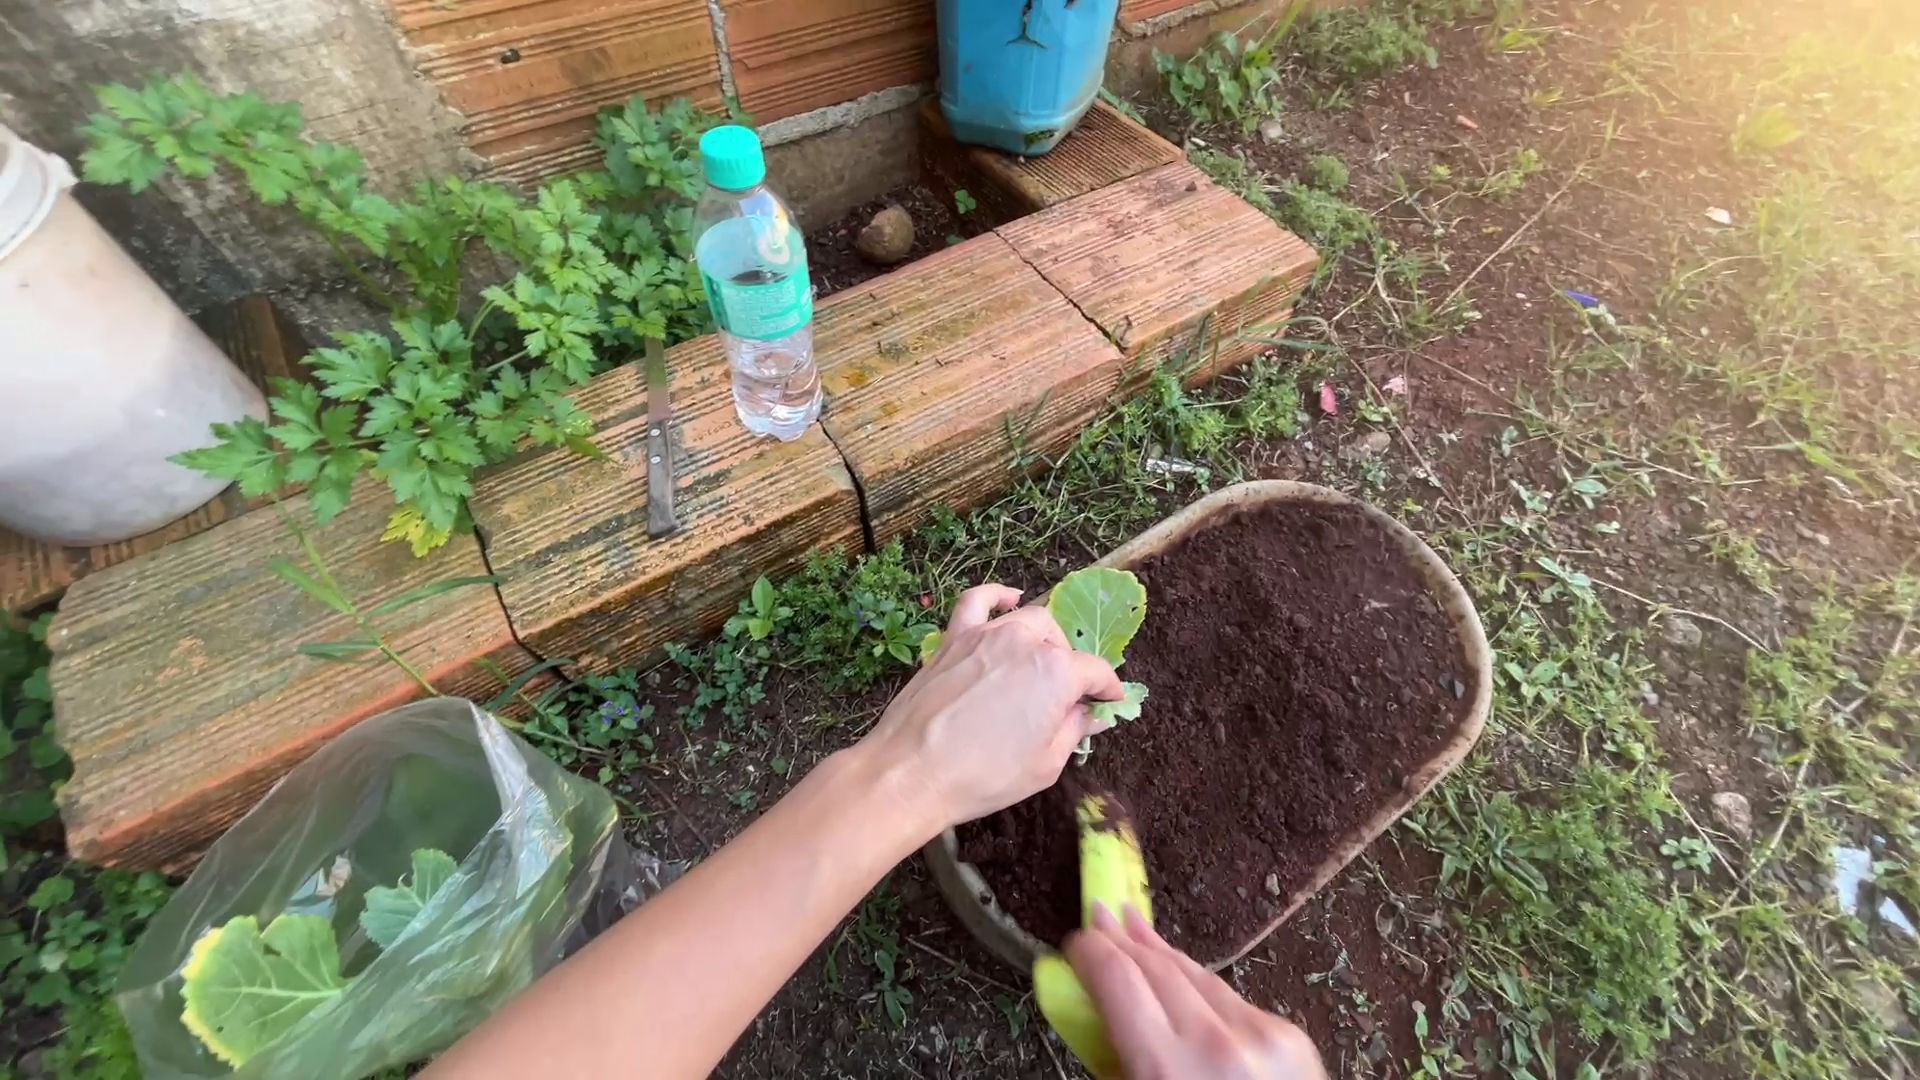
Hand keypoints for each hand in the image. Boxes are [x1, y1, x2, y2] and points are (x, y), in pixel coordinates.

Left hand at [858, 584, 1123, 829]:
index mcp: (1056, 673)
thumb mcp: (1046, 765)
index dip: (1107, 688)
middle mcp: (1024, 642)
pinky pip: (977, 601)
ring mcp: (986, 634)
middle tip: (1065, 696)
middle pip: (1061, 643)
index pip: (1095, 671)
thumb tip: (1092, 713)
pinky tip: (1009, 600)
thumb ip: (1075, 730)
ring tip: (1041, 661)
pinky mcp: (954, 637)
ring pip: (1027, 619)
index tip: (1109, 701)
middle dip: (1070, 666)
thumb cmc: (984, 776)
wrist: (912, 772)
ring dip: (1042, 638)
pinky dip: (997, 595)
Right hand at [1067, 904, 1326, 1079]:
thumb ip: (1116, 1059)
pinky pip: (1226, 996)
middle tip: (1098, 915)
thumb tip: (1093, 1005)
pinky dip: (1195, 982)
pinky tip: (1179, 970)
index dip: (1089, 952)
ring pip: (1192, 972)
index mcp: (1168, 1071)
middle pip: (1153, 966)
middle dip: (1120, 939)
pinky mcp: (1290, 1036)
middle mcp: (1215, 1043)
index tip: (1074, 942)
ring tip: (1131, 924)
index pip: (1116, 979)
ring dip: (1157, 949)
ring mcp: (1259, 1034)